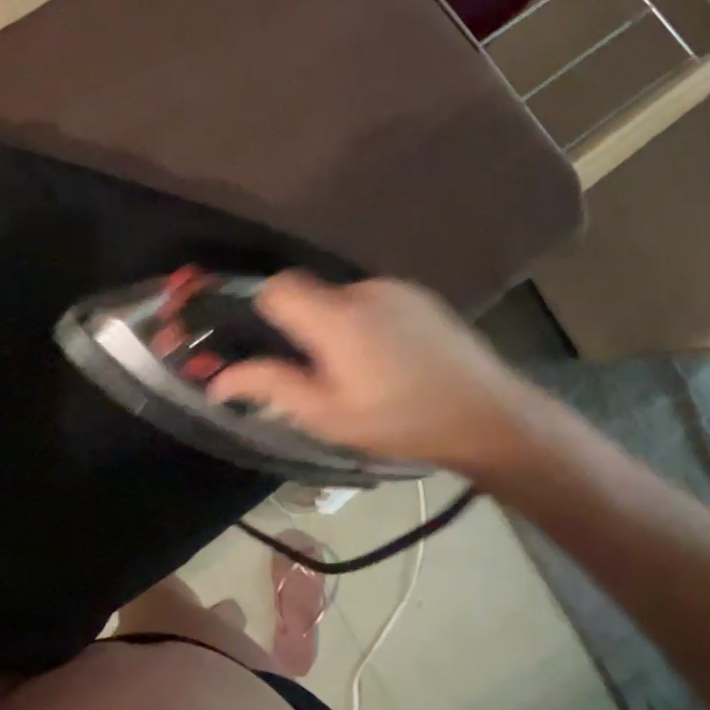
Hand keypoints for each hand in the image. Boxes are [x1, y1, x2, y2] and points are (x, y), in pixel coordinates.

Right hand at [207, 272, 553, 476]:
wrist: (491, 417)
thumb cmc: (401, 422)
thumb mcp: (328, 416)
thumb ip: (270, 387)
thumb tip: (217, 379)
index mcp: (335, 319)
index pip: (276, 287)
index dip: (260, 307)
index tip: (263, 340)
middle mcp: (362, 291)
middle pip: (308, 293)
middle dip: (301, 326)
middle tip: (313, 370)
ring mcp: (396, 290)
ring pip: (340, 299)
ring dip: (334, 326)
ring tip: (356, 371)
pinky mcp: (420, 296)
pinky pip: (371, 301)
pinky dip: (364, 323)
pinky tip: (385, 360)